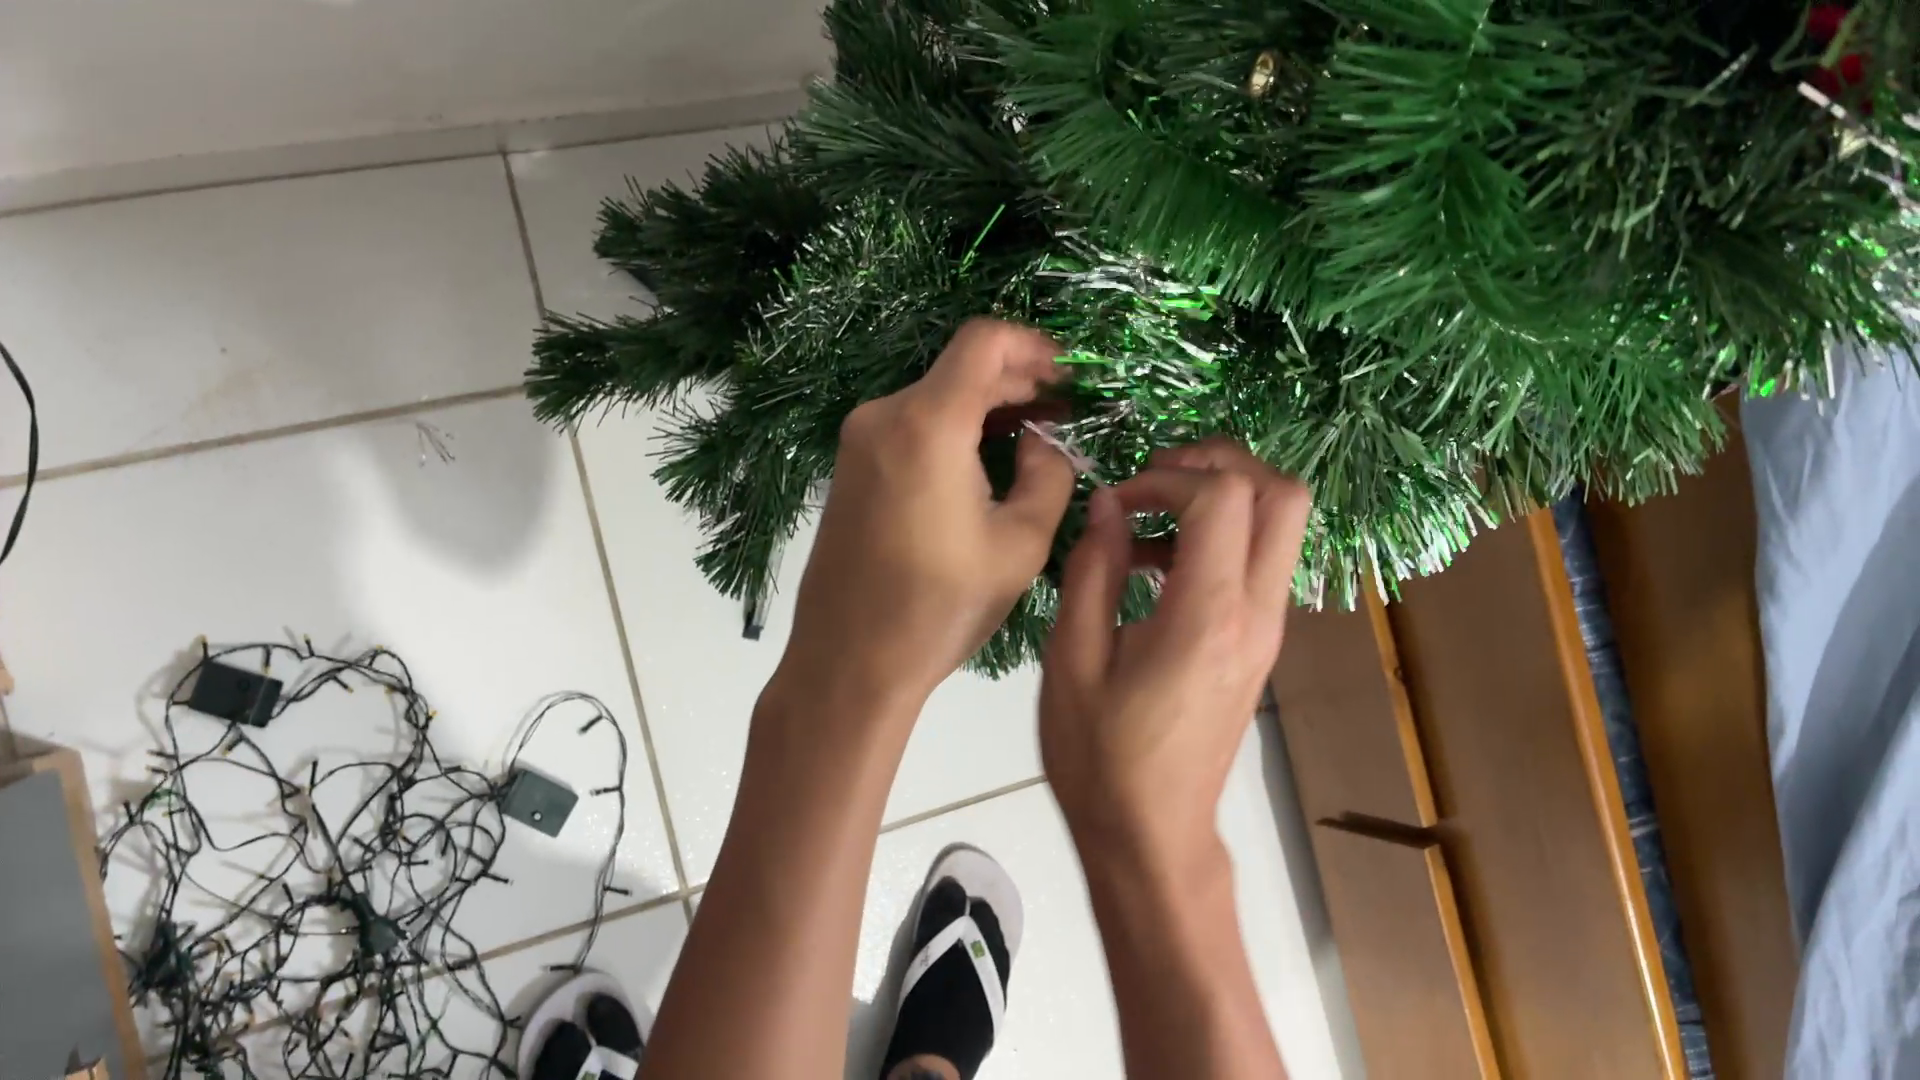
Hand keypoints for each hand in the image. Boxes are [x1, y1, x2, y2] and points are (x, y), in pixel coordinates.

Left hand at [773, 319, 1077, 710]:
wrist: (849, 661)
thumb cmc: (940, 608)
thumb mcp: (1020, 544)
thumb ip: (1048, 474)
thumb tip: (1041, 440)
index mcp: (926, 424)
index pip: (985, 340)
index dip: (1037, 347)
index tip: (1073, 379)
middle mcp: (883, 416)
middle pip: (962, 369)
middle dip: (1020, 382)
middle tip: (1068, 414)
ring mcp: (859, 441)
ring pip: (938, 398)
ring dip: (989, 409)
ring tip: (1037, 440)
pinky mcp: (852, 467)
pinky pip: (913, 427)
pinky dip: (955, 432)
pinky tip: (987, 462)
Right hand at [1040, 438, 1310, 863]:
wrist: (1153, 835)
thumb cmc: (1100, 757)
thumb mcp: (1072, 660)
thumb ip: (1092, 572)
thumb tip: (1107, 505)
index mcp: (1206, 617)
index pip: (1223, 497)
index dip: (1167, 477)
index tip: (1117, 501)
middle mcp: (1255, 613)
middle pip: (1283, 494)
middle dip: (1221, 462)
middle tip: (1156, 475)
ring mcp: (1267, 629)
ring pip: (1282, 523)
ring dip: (1223, 494)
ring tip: (1150, 513)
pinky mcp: (1260, 643)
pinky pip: (1260, 559)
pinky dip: (1220, 534)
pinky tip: (1157, 562)